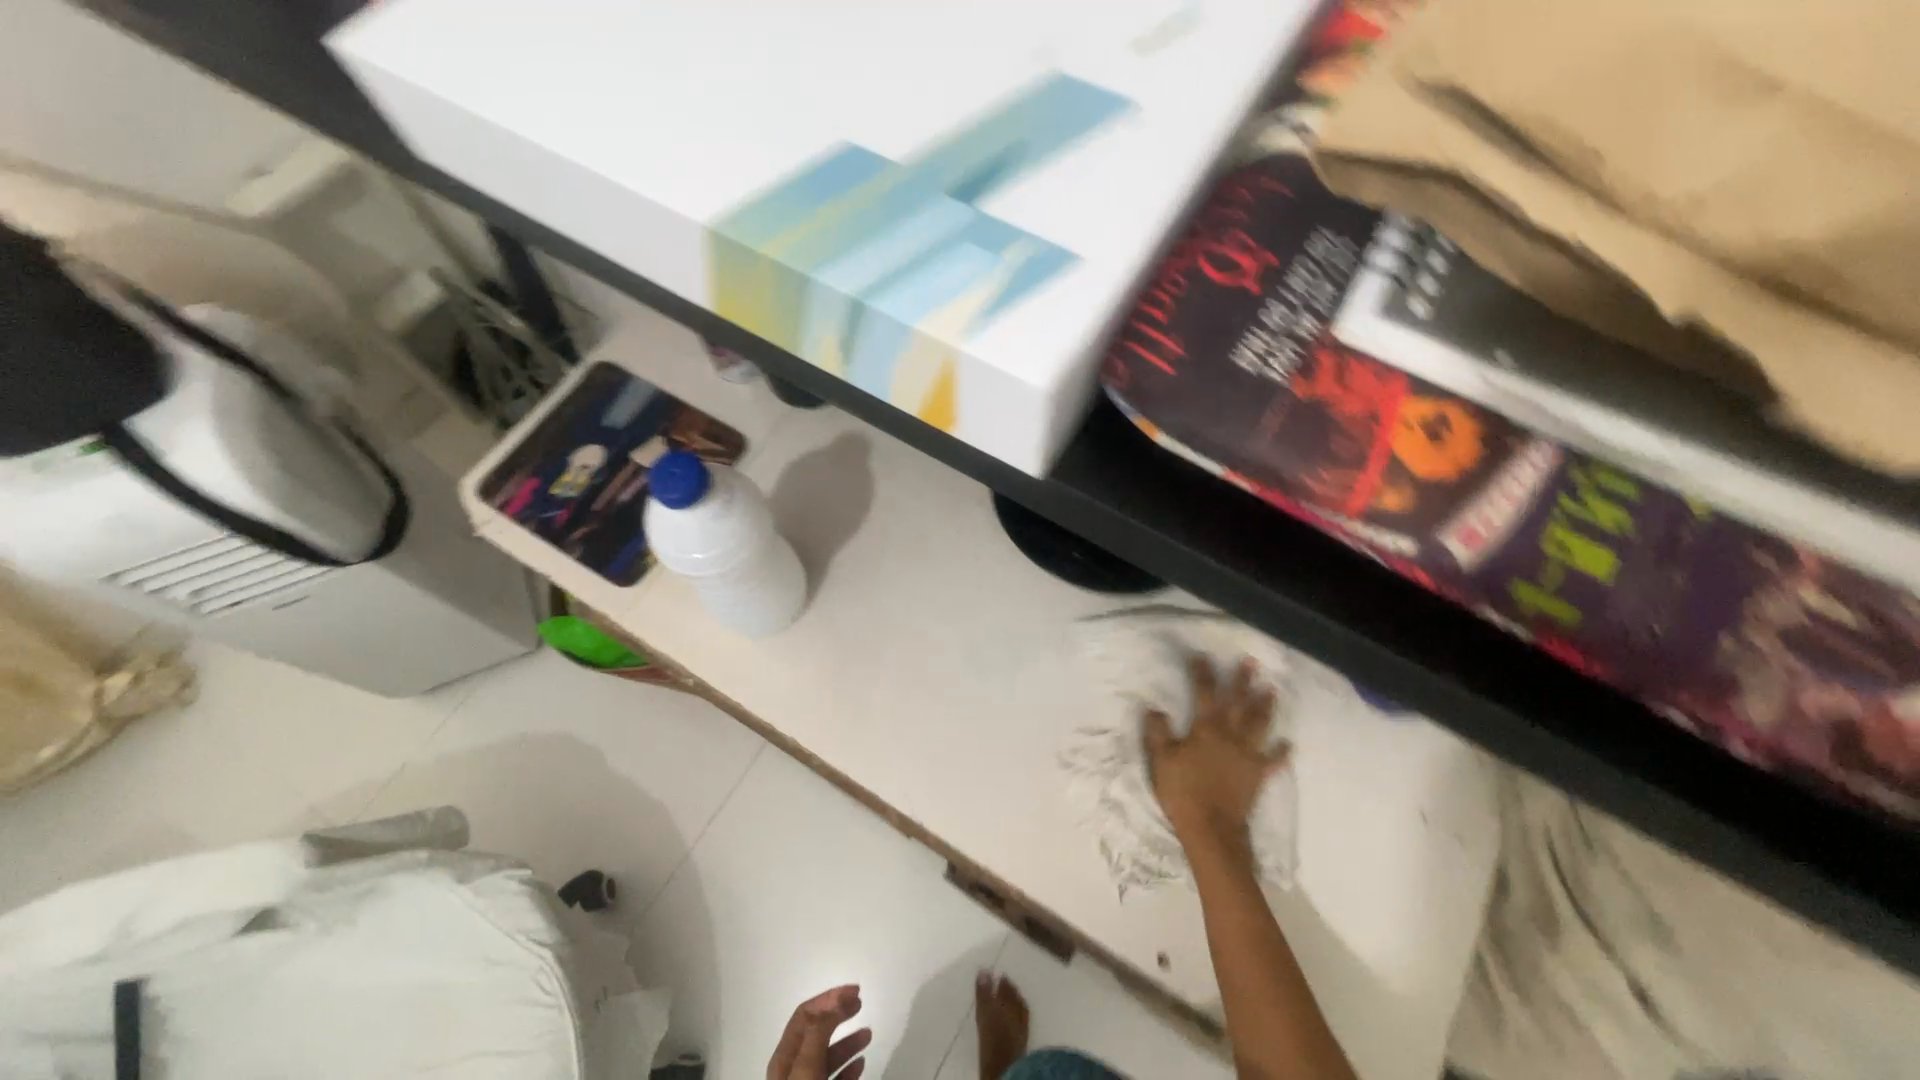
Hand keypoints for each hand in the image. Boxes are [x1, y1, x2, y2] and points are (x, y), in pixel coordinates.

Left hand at [767, 985, 872, 1079]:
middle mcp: (794, 1067)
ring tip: (868, 1034)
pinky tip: (861, 1063)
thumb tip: (835, 1001)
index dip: (829, 997)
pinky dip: (849, 1066)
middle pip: (818, 1029)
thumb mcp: (805, 1068)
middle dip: (839, 1012)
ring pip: (829, 1054)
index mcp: (785, 1056)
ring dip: (849, 1040)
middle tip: (860, 1002)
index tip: (854, 989)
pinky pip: (836, 1076)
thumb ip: (818, 1034)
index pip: (805, 1014)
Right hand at [1145, 655, 1289, 860]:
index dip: (1203, 674)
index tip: (1202, 657)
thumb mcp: (1161, 760)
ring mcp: (1248, 755)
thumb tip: (1154, 709)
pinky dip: (1281, 752)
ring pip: (1259, 724)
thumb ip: (1158, 733)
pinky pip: (1273, 761)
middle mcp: (1230, 735)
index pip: (1205, 693)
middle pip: (1238, 703)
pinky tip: (1288, 745)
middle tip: (1251, 663)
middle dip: (1243, 681)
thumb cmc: (1183, 792)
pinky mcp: (1258, 775)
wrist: (1212, 827)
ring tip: (1271, 690)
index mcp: (1205, 729)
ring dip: (1266, 706)